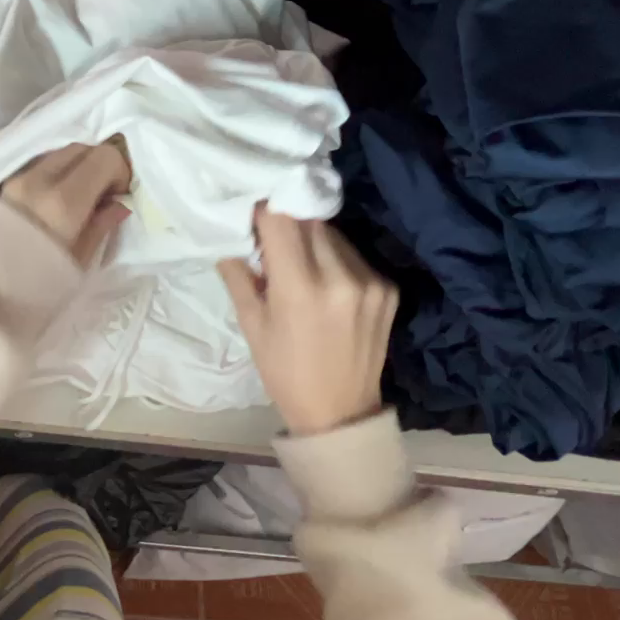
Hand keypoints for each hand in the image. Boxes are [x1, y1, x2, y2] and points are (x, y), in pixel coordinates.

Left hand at [0, 143, 132, 265]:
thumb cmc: (36, 287)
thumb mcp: (78, 263)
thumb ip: (100, 226)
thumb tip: (119, 203)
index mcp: (62, 202)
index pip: (103, 158)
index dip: (119, 171)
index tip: (118, 195)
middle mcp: (37, 180)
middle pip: (80, 148)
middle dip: (98, 165)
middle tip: (102, 194)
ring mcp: (16, 179)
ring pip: (57, 153)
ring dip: (76, 166)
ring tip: (79, 198)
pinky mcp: (1, 185)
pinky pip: (38, 165)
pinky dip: (55, 172)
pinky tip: (56, 199)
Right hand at [219, 209, 397, 435]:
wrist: (339, 411)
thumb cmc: (283, 371)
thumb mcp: (251, 325)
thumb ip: (240, 273)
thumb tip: (230, 230)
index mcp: (300, 289)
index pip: (281, 219)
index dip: (263, 208)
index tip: (250, 208)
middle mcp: (341, 276)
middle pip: (309, 220)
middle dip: (286, 221)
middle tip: (268, 235)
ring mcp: (370, 281)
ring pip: (333, 233)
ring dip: (311, 238)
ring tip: (297, 263)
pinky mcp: (389, 287)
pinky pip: (353, 254)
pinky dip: (334, 258)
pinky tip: (325, 282)